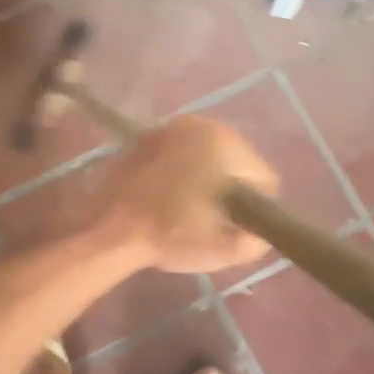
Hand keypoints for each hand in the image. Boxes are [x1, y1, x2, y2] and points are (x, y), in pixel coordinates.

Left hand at [92, 116, 278, 273]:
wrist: (110, 227)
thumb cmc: (171, 235)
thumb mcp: (227, 249)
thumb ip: (258, 238)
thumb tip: (260, 229)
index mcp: (224, 143)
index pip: (262, 176)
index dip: (258, 205)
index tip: (240, 224)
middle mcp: (200, 124)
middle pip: (238, 159)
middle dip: (233, 185)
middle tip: (217, 216)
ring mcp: (170, 126)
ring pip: (209, 153)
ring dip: (209, 175)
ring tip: (194, 205)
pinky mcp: (148, 136)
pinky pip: (182, 151)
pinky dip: (184, 167)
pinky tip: (173, 192)